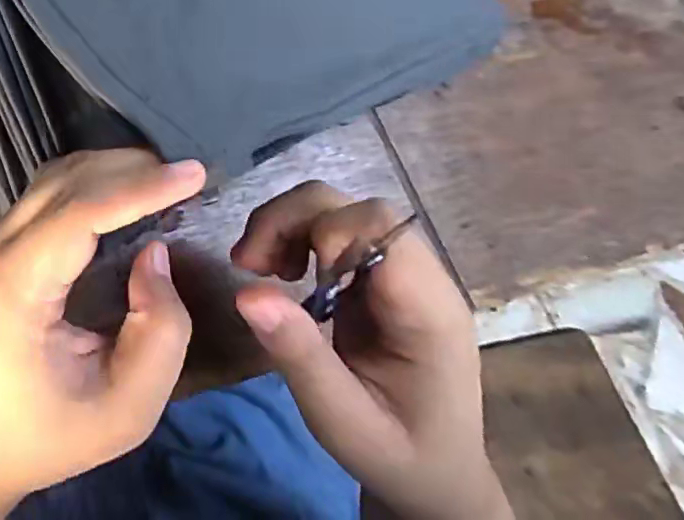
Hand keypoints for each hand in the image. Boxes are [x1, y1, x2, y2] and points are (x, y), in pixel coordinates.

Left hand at [0, 149, 205, 519]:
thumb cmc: (53, 430)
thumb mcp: (126, 410)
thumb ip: (160, 334)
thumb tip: (157, 252)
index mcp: (19, 287)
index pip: (81, 213)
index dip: (140, 187)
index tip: (194, 174)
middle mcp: (1, 245)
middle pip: (72, 181)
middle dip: (136, 169)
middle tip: (191, 177)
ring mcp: (0, 233)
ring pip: (64, 173)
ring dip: (118, 166)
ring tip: (169, 177)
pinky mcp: (11, 232)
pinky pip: (58, 185)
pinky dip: (100, 176)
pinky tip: (132, 186)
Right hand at [232, 182, 511, 519]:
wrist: (436, 477)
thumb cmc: (396, 455)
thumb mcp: (342, 422)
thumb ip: (300, 356)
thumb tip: (246, 292)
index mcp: (428, 308)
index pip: (378, 225)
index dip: (323, 233)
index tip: (286, 278)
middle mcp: (422, 275)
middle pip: (353, 206)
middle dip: (290, 219)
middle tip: (247, 264)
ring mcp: (403, 268)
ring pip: (339, 207)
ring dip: (288, 223)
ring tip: (258, 267)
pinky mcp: (382, 270)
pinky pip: (336, 226)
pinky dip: (297, 233)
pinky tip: (283, 270)